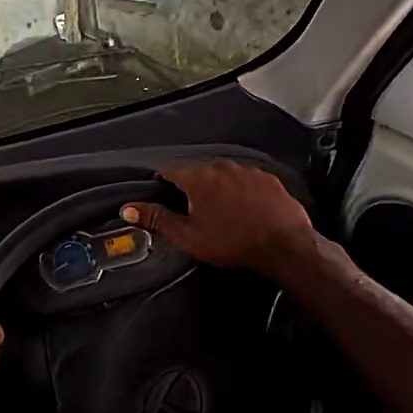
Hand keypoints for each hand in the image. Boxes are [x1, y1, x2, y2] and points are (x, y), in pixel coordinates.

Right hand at [121, 161, 352, 287]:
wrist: (285, 246)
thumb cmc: (232, 242)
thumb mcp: (188, 236)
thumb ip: (157, 219)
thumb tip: (127, 209)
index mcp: (197, 177)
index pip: (169, 171)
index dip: (162, 184)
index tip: (164, 198)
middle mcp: (220, 165)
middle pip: (196, 171)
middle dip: (191, 186)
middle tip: (192, 210)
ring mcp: (247, 169)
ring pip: (222, 173)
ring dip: (216, 186)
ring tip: (221, 210)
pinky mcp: (267, 177)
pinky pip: (245, 178)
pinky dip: (240, 189)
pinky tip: (244, 208)